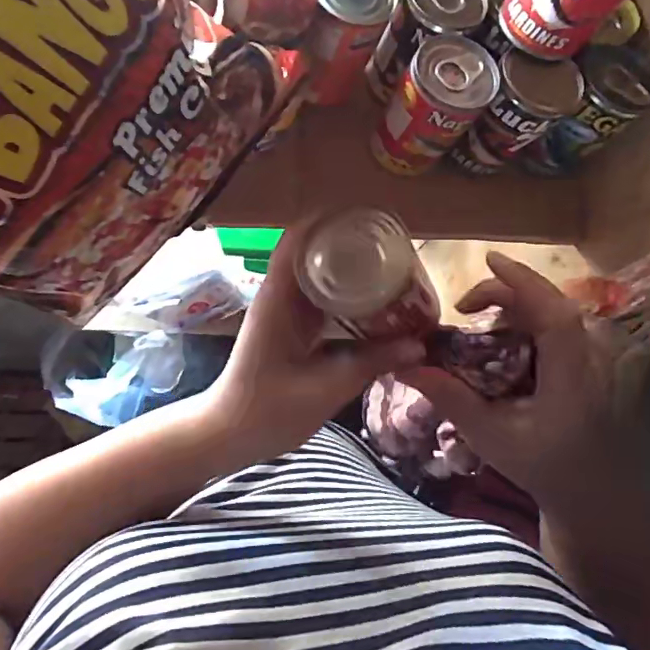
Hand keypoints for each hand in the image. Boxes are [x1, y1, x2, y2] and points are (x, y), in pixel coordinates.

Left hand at [204, 220, 423, 459]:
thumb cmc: (266, 410)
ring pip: (319, 274)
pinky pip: (321, 298)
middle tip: (395, 248)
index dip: (331, 220)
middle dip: (352, 244)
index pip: (300, 238)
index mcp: (279, 297)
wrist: (229, 433)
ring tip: (394, 269)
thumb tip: (420, 344)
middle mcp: (280, 294)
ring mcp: (284, 310)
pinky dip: (347, 294)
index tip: (370, 216)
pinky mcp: (291, 326)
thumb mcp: (325, 388)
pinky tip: (376, 303)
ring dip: (350, 269)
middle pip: (314, 251)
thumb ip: (371, 364)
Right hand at [395, 252, 637, 505]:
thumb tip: (405, 365)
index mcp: (570, 375)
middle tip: (463, 308)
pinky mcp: (586, 359)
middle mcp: (588, 356)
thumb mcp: (490, 435)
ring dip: (512, 305)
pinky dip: (523, 319)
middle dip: (502, 293)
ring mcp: (592, 356)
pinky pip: (554, 323)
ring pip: (550, 310)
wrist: (592, 491)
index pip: (554, 314)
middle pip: (547, 302)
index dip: (523, 282)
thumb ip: (450, 397)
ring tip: (476, 320)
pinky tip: (500, 338)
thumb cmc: (543, 466)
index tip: (489, 260)